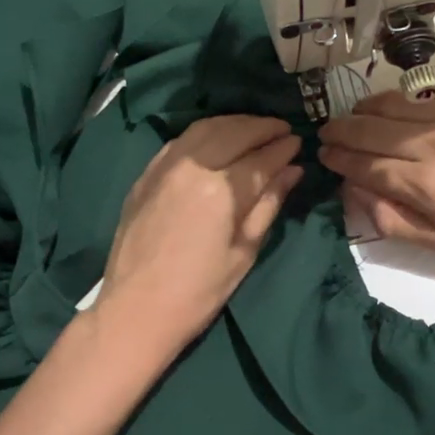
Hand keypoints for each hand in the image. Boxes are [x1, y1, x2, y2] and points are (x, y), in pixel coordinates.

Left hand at [96, 115, 303, 350]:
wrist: (136, 310)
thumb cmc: (199, 291)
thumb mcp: (244, 251)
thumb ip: (268, 204)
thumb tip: (292, 171)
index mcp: (220, 189)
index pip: (260, 157)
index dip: (283, 148)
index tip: (298, 143)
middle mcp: (191, 166)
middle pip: (234, 132)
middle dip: (262, 128)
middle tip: (283, 129)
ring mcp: (164, 167)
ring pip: (205, 128)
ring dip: (234, 124)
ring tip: (254, 128)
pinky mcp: (146, 175)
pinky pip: (181, 141)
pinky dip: (205, 133)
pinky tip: (217, 139)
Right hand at [318, 85, 434, 254]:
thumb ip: (391, 220)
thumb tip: (356, 192)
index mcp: (422, 184)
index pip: (362, 165)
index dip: (336, 159)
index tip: (323, 156)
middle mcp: (430, 144)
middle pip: (367, 129)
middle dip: (339, 130)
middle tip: (326, 133)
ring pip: (390, 102)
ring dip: (363, 108)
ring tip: (354, 116)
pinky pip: (423, 89)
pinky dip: (399, 95)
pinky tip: (392, 103)